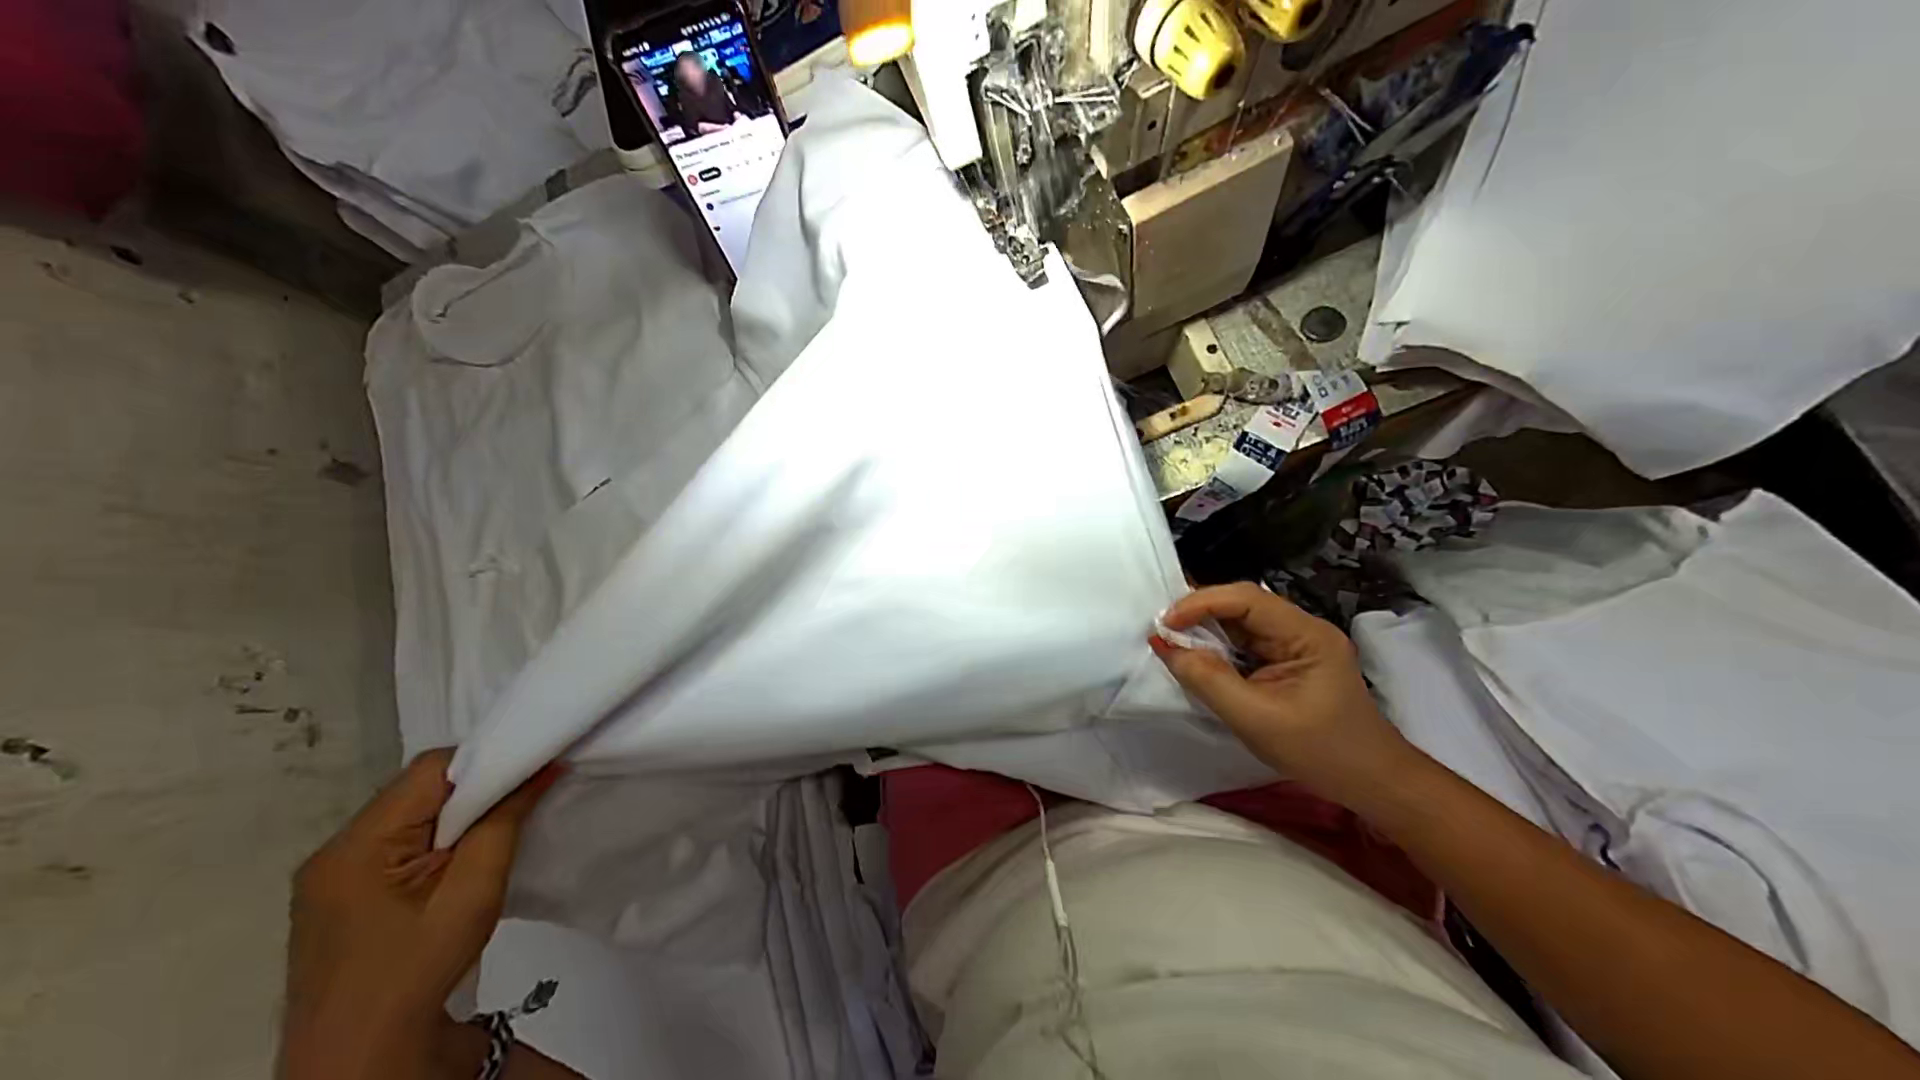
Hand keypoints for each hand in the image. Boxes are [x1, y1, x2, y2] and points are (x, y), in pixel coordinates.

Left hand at [281, 750, 559, 1079]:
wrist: (361, 1059)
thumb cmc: (419, 970)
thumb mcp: (474, 892)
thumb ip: (506, 822)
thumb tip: (543, 768)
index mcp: (356, 846)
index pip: (428, 771)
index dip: (484, 763)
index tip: (530, 772)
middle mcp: (333, 851)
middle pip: (415, 790)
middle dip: (473, 790)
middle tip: (519, 803)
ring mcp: (330, 875)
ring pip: (408, 815)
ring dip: (456, 815)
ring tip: (494, 833)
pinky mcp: (339, 895)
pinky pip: (396, 842)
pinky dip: (436, 838)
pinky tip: (459, 861)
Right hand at [1151, 583, 1422, 803]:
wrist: (1372, 784)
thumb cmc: (1320, 752)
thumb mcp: (1256, 719)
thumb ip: (1208, 679)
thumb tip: (1165, 646)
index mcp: (1306, 634)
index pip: (1246, 598)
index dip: (1201, 603)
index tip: (1165, 624)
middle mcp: (1302, 629)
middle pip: (1242, 605)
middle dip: (1199, 613)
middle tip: (1162, 631)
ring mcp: (1296, 645)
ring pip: (1241, 623)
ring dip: (1206, 631)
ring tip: (1171, 641)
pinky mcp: (1288, 662)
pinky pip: (1245, 644)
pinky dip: (1217, 648)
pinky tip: (1197, 657)